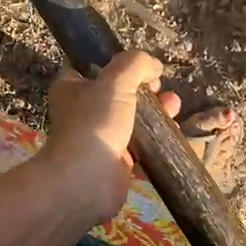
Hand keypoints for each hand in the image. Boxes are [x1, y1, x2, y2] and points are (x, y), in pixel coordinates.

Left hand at [38, 50, 163, 224]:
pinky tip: (173, 130)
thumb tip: (153, 65)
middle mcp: (83, 110)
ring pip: (132, 117)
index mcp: (72, 87)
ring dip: (155, 110)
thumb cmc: (94, 123)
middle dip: (145, 87)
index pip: (93, 66)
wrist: (87, 183)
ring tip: (173, 107)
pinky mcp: (118, 161)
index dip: (118, 62)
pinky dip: (157, 138)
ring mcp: (101, 137)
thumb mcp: (115, 82)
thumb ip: (134, 64)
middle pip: (119, 91)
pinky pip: (141, 145)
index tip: (141, 64)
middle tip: (160, 87)